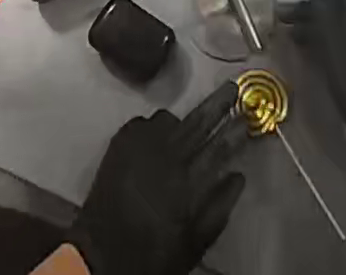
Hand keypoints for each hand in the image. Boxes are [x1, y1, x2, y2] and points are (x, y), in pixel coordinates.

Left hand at [73, 106, 244, 274]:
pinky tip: (153, 137)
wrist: (97, 263)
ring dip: (181, 121)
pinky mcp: (119, 149)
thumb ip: (219, 209)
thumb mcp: (194, 243)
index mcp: (187, 183)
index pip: (220, 146)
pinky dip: (150, 127)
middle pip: (198, 122)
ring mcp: (140, 151)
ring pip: (168, 119)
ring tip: (184, 128)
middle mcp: (166, 159)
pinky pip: (141, 123)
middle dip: (218, 103)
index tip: (248, 116)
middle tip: (232, 88)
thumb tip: (239, 176)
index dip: (236, 128)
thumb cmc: (152, 256)